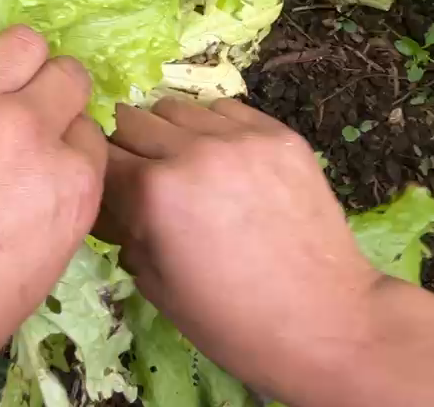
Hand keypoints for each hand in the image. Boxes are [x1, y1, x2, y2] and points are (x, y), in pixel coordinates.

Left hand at [0, 0, 107, 399]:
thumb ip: (48, 207)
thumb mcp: (31, 273)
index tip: (36, 153)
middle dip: (48, 94)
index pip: (88, 131)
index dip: (62, 140)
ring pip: (22, 41)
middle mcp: (29, 131)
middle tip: (13, 118)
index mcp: (71, 188)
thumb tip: (37, 170)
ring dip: (11, 60)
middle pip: (66, 76)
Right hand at [97, 98, 383, 395]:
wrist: (333, 327)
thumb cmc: (235, 320)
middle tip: (149, 175)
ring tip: (190, 163)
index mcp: (154, 192)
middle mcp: (190, 151)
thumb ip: (122, 228)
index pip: (100, 153)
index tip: (112, 185)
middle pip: (130, 118)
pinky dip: (213, 127)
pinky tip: (227, 160)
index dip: (102, 170)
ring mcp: (238, 138)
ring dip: (170, 131)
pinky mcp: (277, 133)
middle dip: (130, 146)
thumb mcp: (156, 284)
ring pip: (174, 106)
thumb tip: (109, 198)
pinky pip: (223, 108)